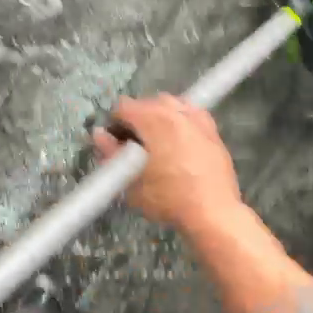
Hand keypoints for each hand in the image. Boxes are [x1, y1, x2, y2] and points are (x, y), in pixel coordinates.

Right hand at [91, 94, 243, 234]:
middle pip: (148, 102)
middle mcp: (176, 112)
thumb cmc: (167, 198)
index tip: (115, 143)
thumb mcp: (130, 182)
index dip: (114, 124)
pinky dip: (180, 120)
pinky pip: (191, 113)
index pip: (124, 106)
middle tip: (133, 145)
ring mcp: (198, 118)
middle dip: (137, 119)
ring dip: (159, 116)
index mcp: (154, 121)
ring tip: (156, 141)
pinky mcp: (212, 130)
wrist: (211, 210)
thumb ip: (112, 155)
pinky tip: (178, 140)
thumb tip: (99, 134)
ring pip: (172, 104)